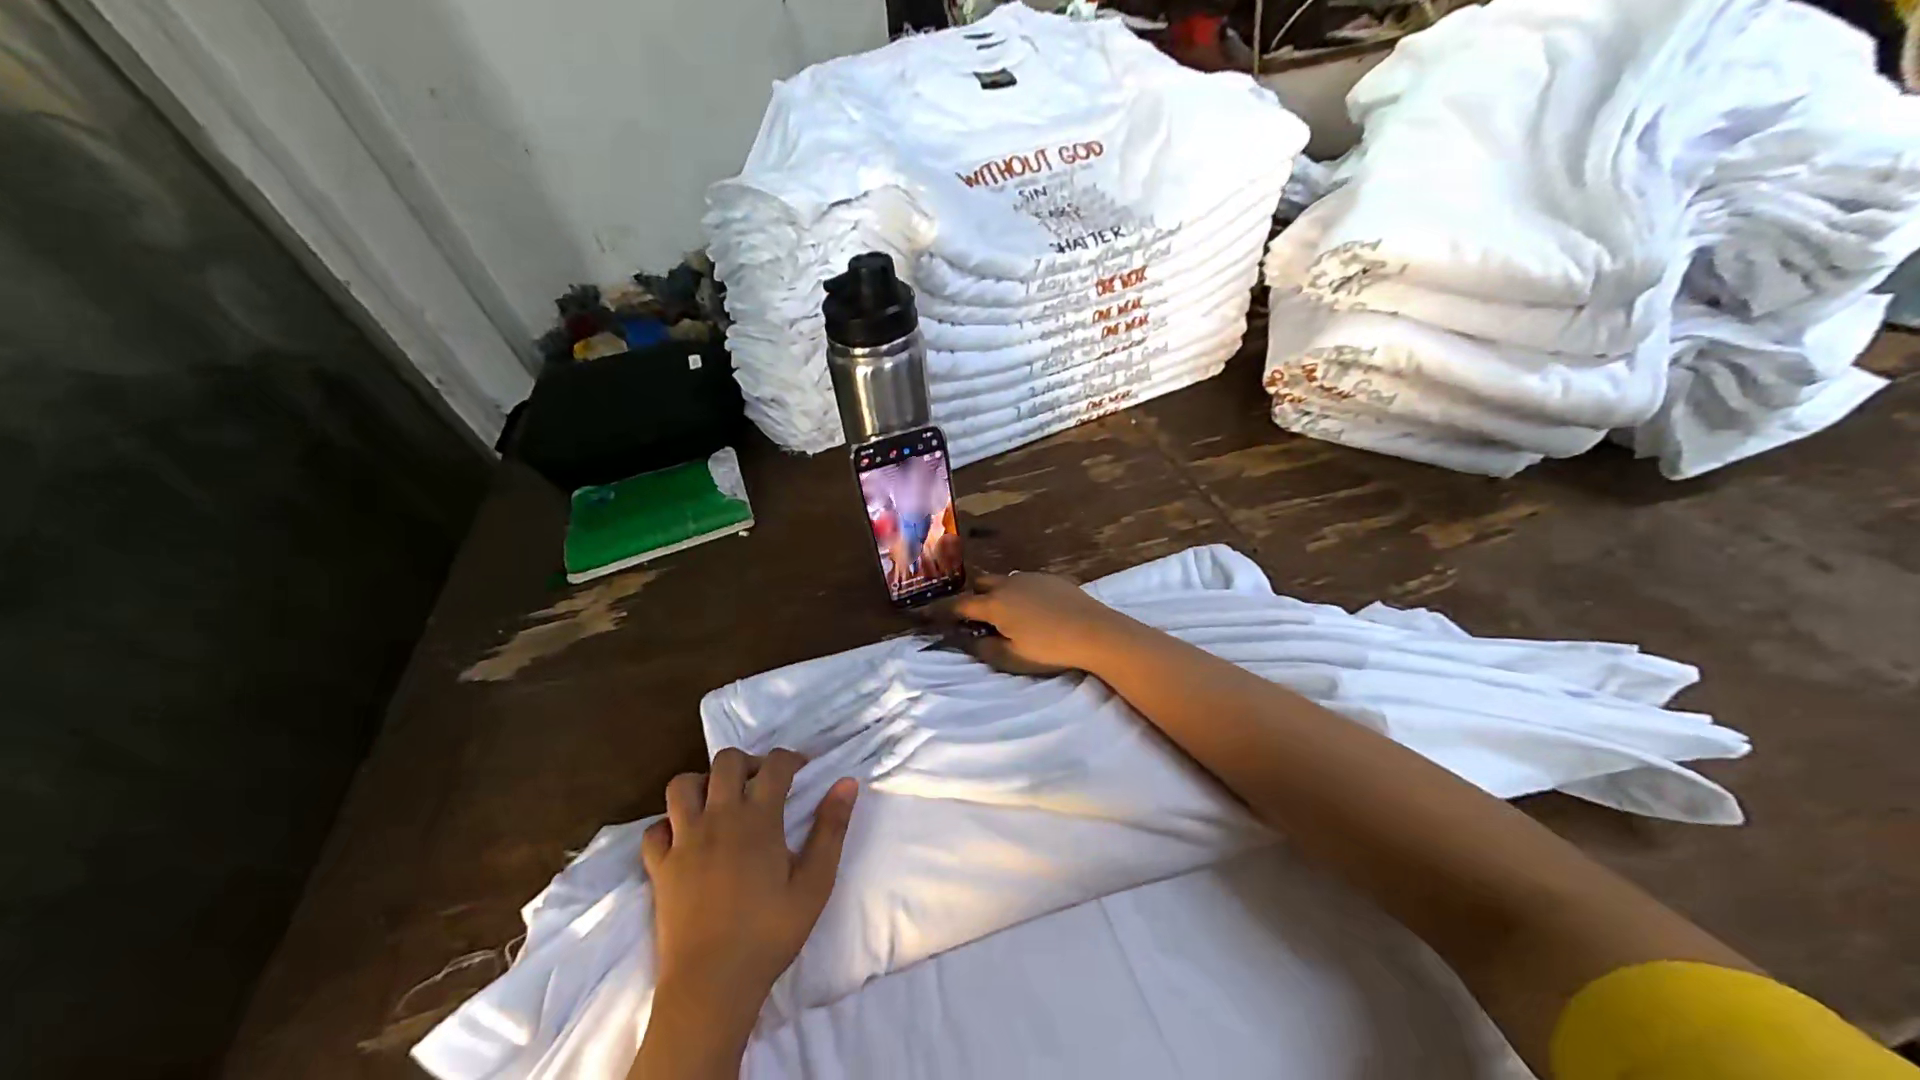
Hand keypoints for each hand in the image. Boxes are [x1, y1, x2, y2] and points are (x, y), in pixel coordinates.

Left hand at [642, 749, 857, 1030]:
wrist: (712, 984)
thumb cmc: (770, 933)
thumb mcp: (815, 883)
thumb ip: (831, 828)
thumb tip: (846, 782)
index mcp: (758, 819)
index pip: (774, 766)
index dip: (790, 758)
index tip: (801, 768)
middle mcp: (718, 818)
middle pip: (725, 762)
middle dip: (747, 762)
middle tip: (762, 784)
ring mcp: (683, 841)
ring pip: (682, 785)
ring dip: (703, 783)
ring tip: (721, 802)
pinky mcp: (659, 867)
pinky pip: (655, 829)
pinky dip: (669, 825)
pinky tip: (686, 839)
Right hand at [921, 570, 1134, 675]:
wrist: (1095, 631)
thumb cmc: (1049, 649)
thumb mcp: (1012, 657)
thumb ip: (984, 647)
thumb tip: (968, 638)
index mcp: (994, 604)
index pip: (958, 605)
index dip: (939, 610)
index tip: (924, 613)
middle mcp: (1008, 584)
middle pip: (980, 584)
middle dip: (972, 598)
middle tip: (973, 617)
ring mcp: (1031, 577)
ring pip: (1004, 581)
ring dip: (997, 594)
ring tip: (1006, 615)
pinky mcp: (1051, 578)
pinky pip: (1025, 582)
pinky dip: (1019, 593)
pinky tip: (1033, 610)